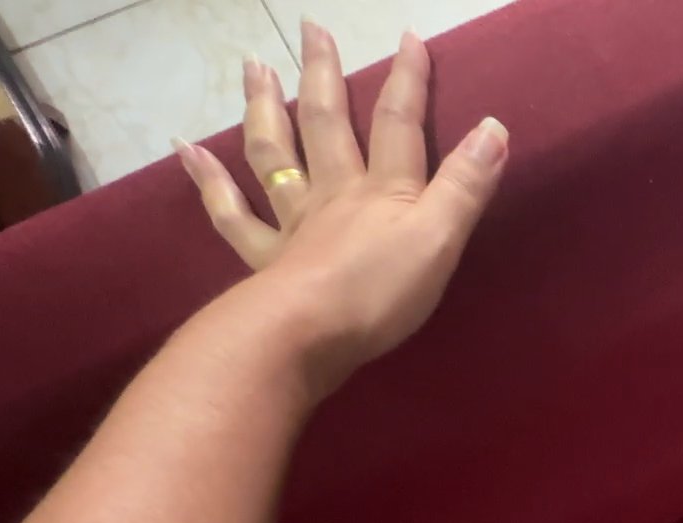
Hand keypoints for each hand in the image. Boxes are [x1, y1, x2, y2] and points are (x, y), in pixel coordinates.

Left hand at [174, 20, 509, 396]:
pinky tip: (188, 153)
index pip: (401, 127)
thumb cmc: (384, 289)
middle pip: (329, 126)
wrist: (310, 332)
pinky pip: (235, 215)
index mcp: (384, 191)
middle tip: (312, 30)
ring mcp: (297, 222)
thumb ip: (467, 185)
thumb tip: (494, 126)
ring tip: (255, 70)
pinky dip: (209, 183)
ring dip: (265, 110)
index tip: (410, 39)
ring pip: (276, 155)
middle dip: (325, 76)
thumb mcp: (441, 236)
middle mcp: (336, 194)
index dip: (409, 83)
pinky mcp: (271, 259)